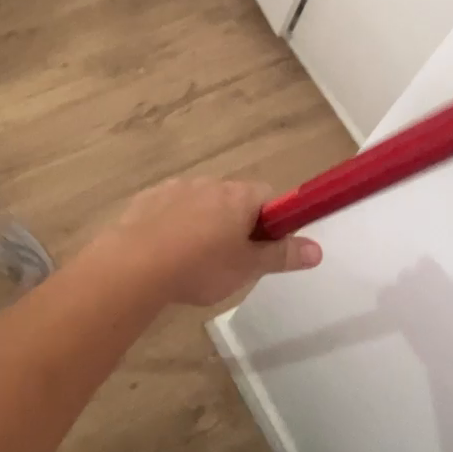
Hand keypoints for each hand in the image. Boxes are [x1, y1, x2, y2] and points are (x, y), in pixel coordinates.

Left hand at [89, 178, 322, 306]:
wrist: (135, 264)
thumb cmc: (200, 266)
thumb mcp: (248, 268)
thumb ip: (282, 255)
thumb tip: (317, 248)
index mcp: (238, 196)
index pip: (268, 196)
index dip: (272, 220)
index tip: (265, 247)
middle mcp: (208, 183)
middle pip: (233, 199)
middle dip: (235, 224)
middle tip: (230, 261)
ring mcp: (174, 188)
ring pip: (199, 203)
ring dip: (202, 223)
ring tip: (192, 261)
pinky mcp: (146, 198)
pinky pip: (169, 208)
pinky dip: (173, 225)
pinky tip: (165, 253)